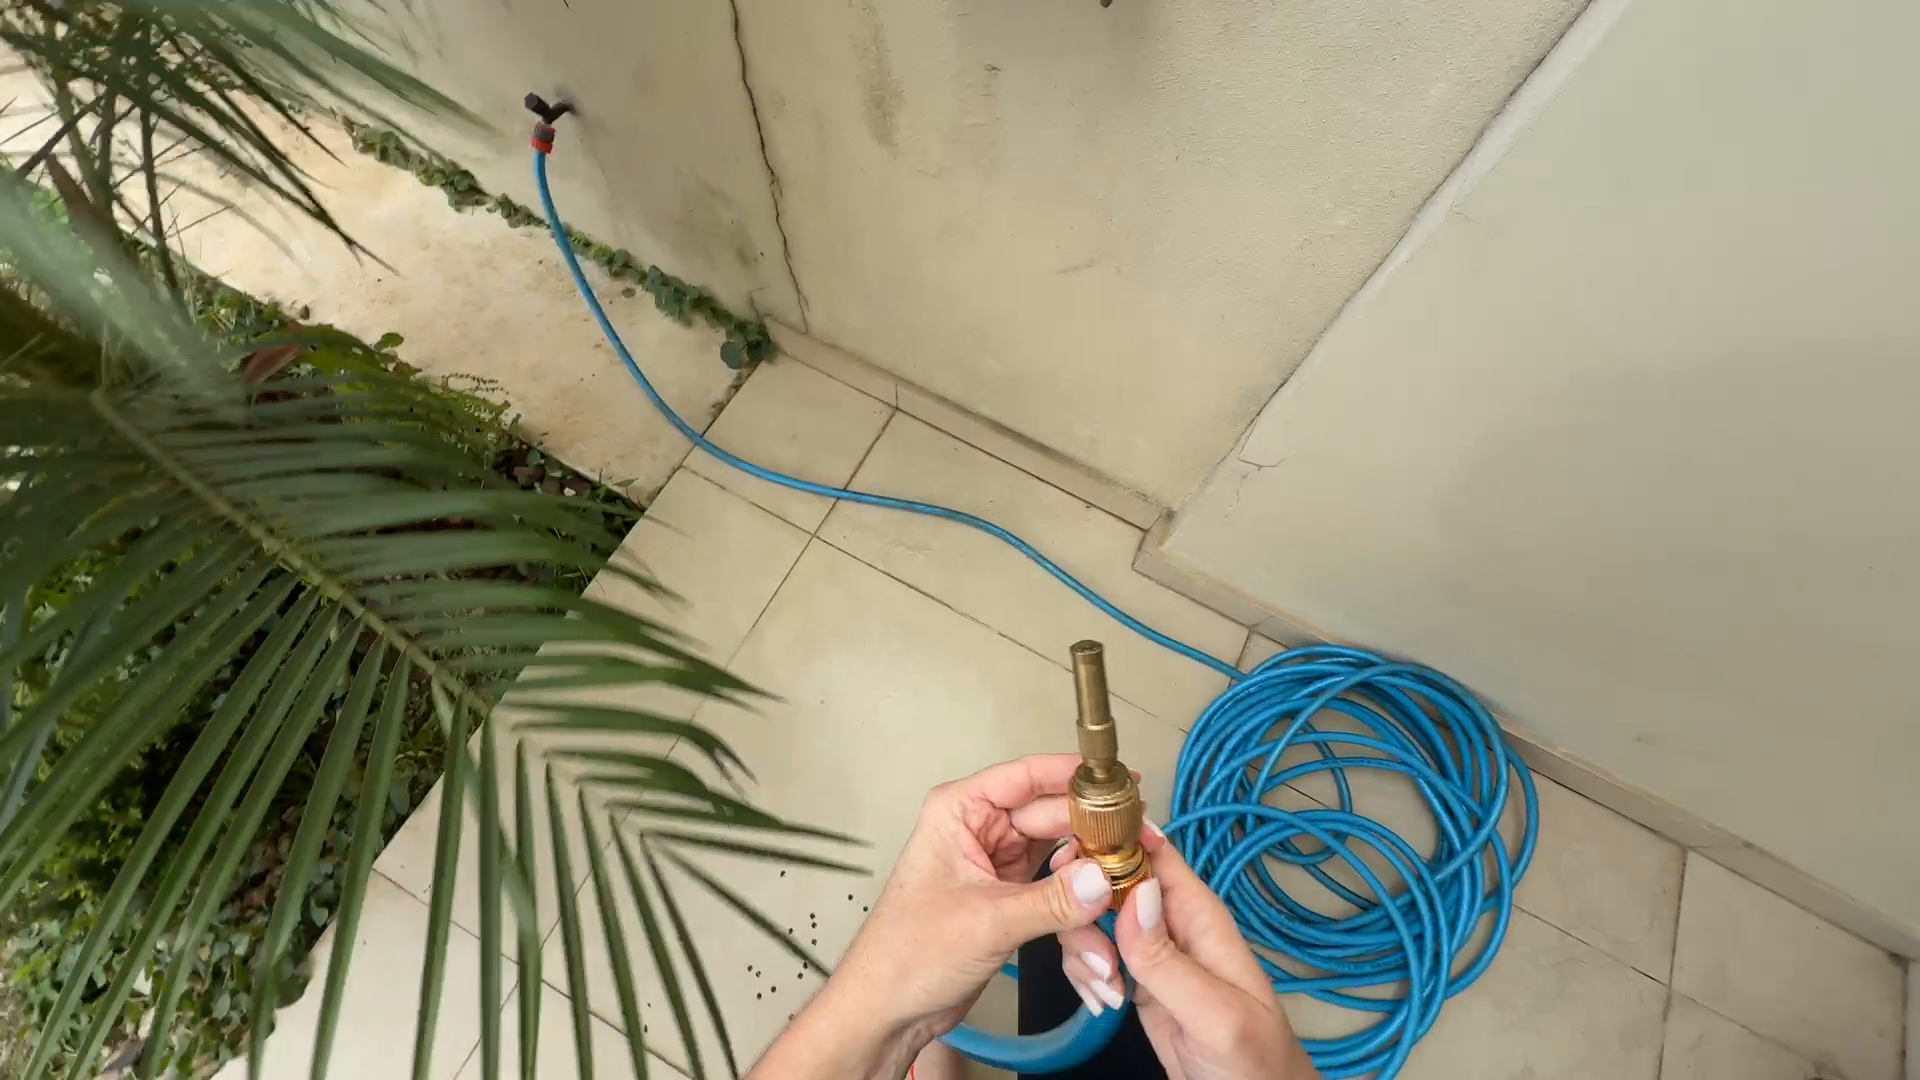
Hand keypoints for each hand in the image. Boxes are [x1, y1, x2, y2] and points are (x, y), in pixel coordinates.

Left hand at [838, 753, 1117, 1033]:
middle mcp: (980, 827)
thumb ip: (1050, 901)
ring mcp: (996, 860)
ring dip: (1088, 872)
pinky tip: (1098, 919)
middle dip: (1091, 831)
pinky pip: (1054, 885)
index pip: (1025, 776)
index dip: (1072, 773)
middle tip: (1134, 839)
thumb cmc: (906, 952)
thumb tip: (1099, 879)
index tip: (1114, 777)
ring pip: (1057, 851)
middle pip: (1050, 815)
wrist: (889, 1009)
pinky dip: (1075, 902)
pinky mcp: (1009, 893)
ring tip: (1122, 882)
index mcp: (960, 810)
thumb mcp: (986, 921)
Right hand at [1055, 829, 1320, 1079]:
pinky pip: (1091, 952)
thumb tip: (1135, 891)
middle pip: (1107, 878)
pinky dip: (1084, 973)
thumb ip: (1169, 958)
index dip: (1108, 839)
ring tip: (1105, 989)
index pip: (1150, 848)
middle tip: (1093, 954)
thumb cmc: (1254, 1063)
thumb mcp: (1215, 1015)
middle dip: (1085, 908)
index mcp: (1196, 910)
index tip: (1070, 860)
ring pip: (1091, 915)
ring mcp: (1148, 947)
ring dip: (1083, 948)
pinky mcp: (1132, 974)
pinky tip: (1101, 1001)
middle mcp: (1168, 918)